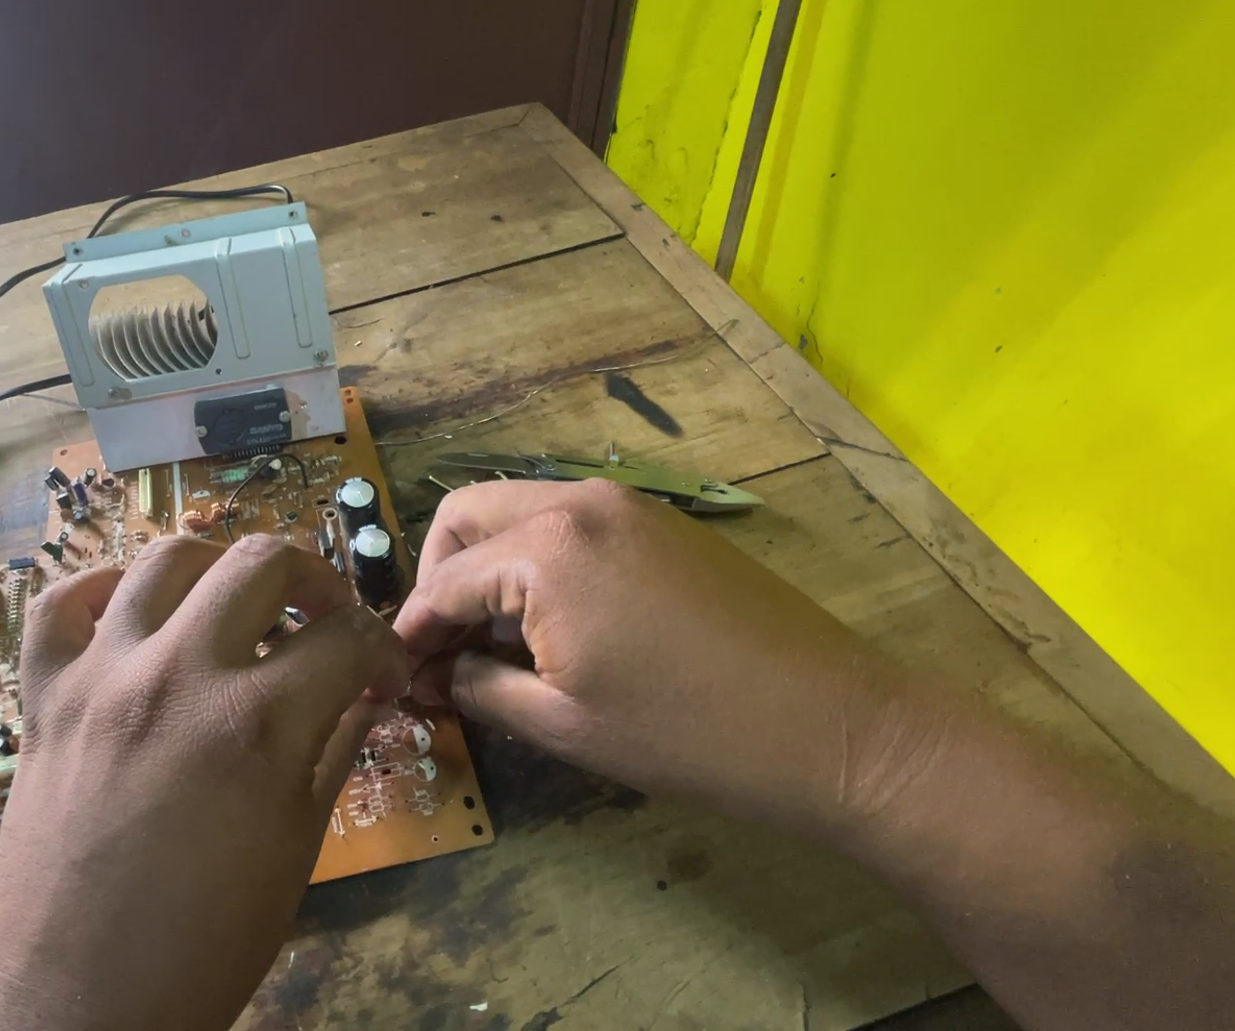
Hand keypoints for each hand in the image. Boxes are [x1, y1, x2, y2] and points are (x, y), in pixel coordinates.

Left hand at [0, 536, 402, 1030]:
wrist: (79, 1006)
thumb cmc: (207, 940)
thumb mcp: (298, 845)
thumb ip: (335, 749)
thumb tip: (364, 693)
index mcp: (256, 725)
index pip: (347, 639)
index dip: (382, 647)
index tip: (382, 673)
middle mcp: (178, 676)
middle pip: (263, 562)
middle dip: (316, 579)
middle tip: (323, 619)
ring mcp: (101, 677)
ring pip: (164, 559)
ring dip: (218, 569)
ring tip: (236, 603)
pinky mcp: (44, 697)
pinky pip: (59, 604)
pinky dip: (101, 591)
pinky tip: (132, 612)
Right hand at [394, 479, 941, 840]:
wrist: (836, 726)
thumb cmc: (687, 734)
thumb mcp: (562, 724)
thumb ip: (477, 686)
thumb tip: (430, 671)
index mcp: (545, 549)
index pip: (443, 581)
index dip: (411, 629)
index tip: (398, 670)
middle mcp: (575, 501)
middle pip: (464, 516)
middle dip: (438, 576)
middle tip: (443, 642)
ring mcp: (622, 501)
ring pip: (514, 511)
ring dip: (486, 565)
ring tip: (496, 638)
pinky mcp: (654, 517)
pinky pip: (563, 521)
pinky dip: (533, 559)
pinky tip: (552, 620)